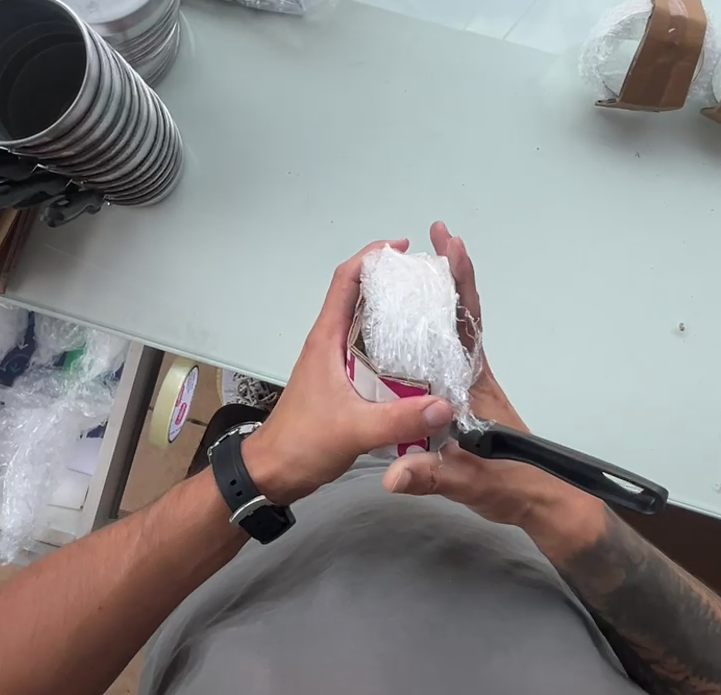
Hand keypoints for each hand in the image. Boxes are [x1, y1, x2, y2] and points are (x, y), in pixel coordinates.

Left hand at [241, 238, 453, 505]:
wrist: (273, 472)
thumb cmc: (303, 443)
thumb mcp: (355, 431)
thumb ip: (400, 419)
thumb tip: (447, 404)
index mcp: (326, 338)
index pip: (345, 281)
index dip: (371, 257)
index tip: (402, 248)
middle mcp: (329, 341)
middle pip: (356, 294)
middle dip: (387, 279)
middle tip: (424, 277)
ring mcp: (332, 360)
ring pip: (362, 320)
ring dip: (388, 308)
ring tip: (426, 306)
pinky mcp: (338, 379)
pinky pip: (366, 346)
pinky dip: (388, 339)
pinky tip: (413, 352)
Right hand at [381, 223, 609, 559]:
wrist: (539, 501)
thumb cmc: (511, 484)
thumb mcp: (467, 481)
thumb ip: (431, 474)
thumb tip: (392, 476)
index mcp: (472, 377)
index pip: (466, 317)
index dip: (460, 279)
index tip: (450, 244)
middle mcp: (469, 369)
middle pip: (460, 309)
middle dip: (449, 270)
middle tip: (434, 234)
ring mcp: (465, 379)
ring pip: (451, 324)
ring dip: (440, 291)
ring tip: (415, 264)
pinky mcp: (459, 393)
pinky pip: (442, 346)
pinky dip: (431, 321)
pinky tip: (410, 318)